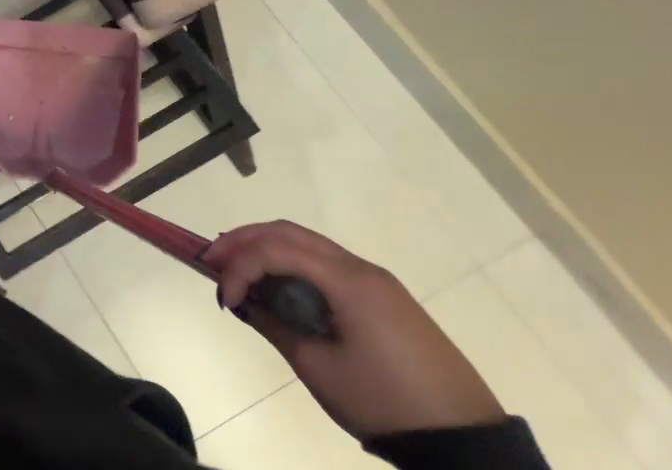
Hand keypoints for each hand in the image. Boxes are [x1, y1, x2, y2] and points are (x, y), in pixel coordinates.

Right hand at [203, 221, 504, 439]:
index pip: (276, 250)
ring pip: (307, 244)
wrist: (462, 438)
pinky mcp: (383, 298)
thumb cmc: (384, 401)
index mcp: (348, 282)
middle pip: (289, 233)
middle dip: (244, 241)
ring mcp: (376, 282)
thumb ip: (274, 325)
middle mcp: (362, 269)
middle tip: (210, 260)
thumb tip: (245, 301)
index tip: (224, 299)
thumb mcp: (318, 367)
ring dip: (266, 248)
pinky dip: (291, 264)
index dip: (239, 266)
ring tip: (234, 268)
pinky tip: (274, 284)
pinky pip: (326, 264)